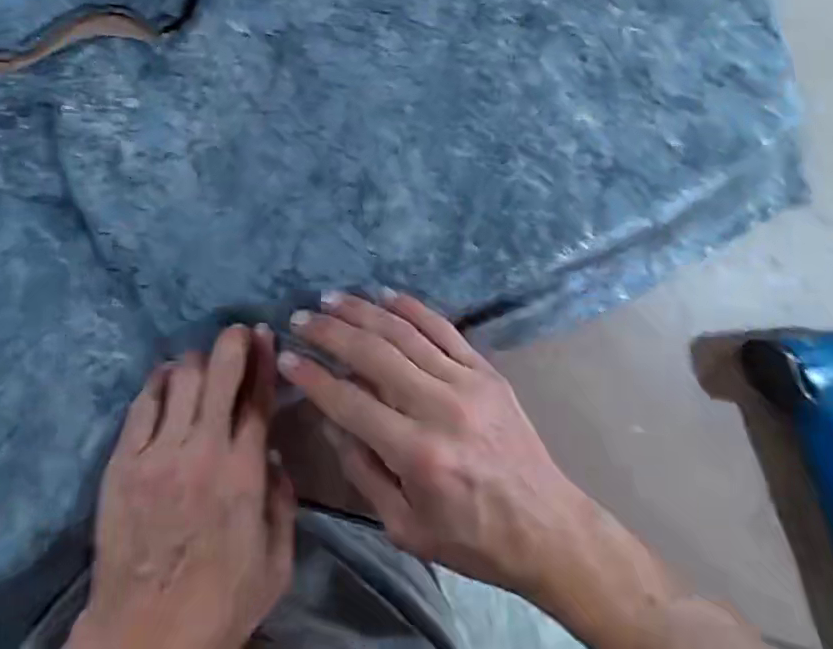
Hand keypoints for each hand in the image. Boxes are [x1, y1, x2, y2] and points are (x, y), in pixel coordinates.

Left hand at [70, 325, 295, 648]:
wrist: (144, 638)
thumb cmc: (219, 602)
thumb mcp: (277, 561)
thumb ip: (283, 501)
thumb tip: (271, 453)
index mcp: (244, 473)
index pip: (257, 399)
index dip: (263, 360)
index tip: (265, 335)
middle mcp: (202, 452)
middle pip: (219, 375)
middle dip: (232, 344)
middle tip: (237, 333)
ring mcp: (158, 455)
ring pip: (180, 380)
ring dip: (197, 362)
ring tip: (202, 362)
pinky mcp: (123, 465)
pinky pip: (141, 406)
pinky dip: (158, 383)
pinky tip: (166, 377)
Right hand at [275, 289, 584, 592]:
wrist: (545, 525)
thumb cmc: (471, 538)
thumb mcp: (405, 527)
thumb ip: (363, 471)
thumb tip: (331, 421)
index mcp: (417, 453)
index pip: (351, 402)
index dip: (313, 377)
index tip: (287, 358)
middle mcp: (440, 408)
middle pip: (374, 355)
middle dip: (331, 333)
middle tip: (301, 319)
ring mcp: (467, 382)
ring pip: (406, 333)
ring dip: (364, 311)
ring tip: (332, 299)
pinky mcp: (486, 371)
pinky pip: (443, 329)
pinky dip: (412, 308)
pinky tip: (385, 295)